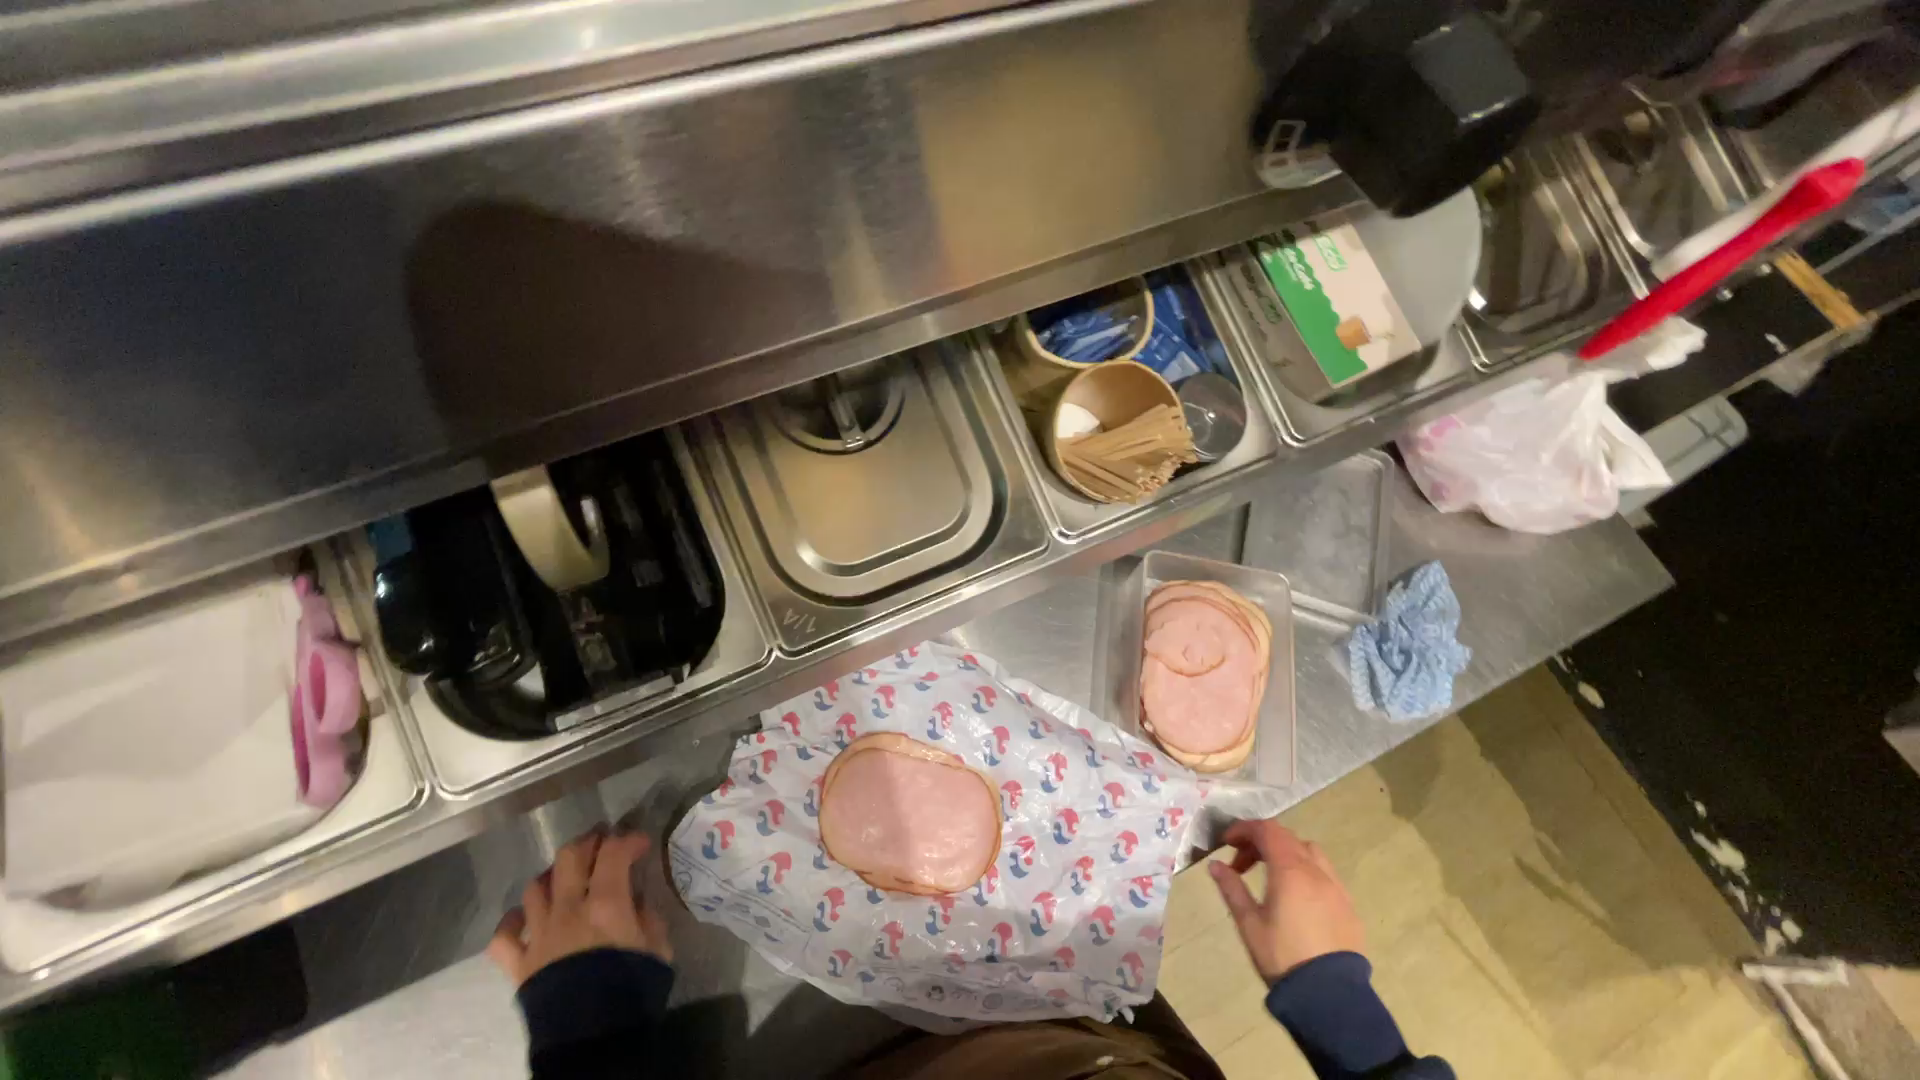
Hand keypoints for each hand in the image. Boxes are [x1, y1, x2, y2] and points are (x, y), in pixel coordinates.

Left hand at [488, 828, 672, 986]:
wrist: (591, 1037)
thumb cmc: (632, 989)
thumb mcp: (658, 948)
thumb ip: (647, 918)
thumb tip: (636, 903)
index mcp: (607, 903)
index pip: (614, 853)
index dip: (629, 840)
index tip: (641, 843)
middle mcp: (569, 909)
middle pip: (569, 858)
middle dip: (588, 843)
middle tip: (602, 844)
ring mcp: (539, 934)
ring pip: (536, 886)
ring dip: (553, 875)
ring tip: (566, 878)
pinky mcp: (518, 962)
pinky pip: (504, 935)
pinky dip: (514, 920)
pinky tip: (526, 916)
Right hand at [1208, 819, 1364, 982]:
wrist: (1330, 996)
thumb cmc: (1283, 957)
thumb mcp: (1249, 924)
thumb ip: (1232, 889)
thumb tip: (1215, 865)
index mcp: (1290, 871)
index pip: (1266, 830)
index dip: (1243, 829)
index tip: (1225, 842)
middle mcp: (1316, 870)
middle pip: (1286, 837)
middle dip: (1260, 841)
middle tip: (1241, 863)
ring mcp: (1336, 887)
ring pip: (1309, 851)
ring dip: (1286, 852)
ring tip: (1270, 875)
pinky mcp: (1348, 905)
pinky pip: (1325, 873)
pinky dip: (1305, 870)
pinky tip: (1297, 895)